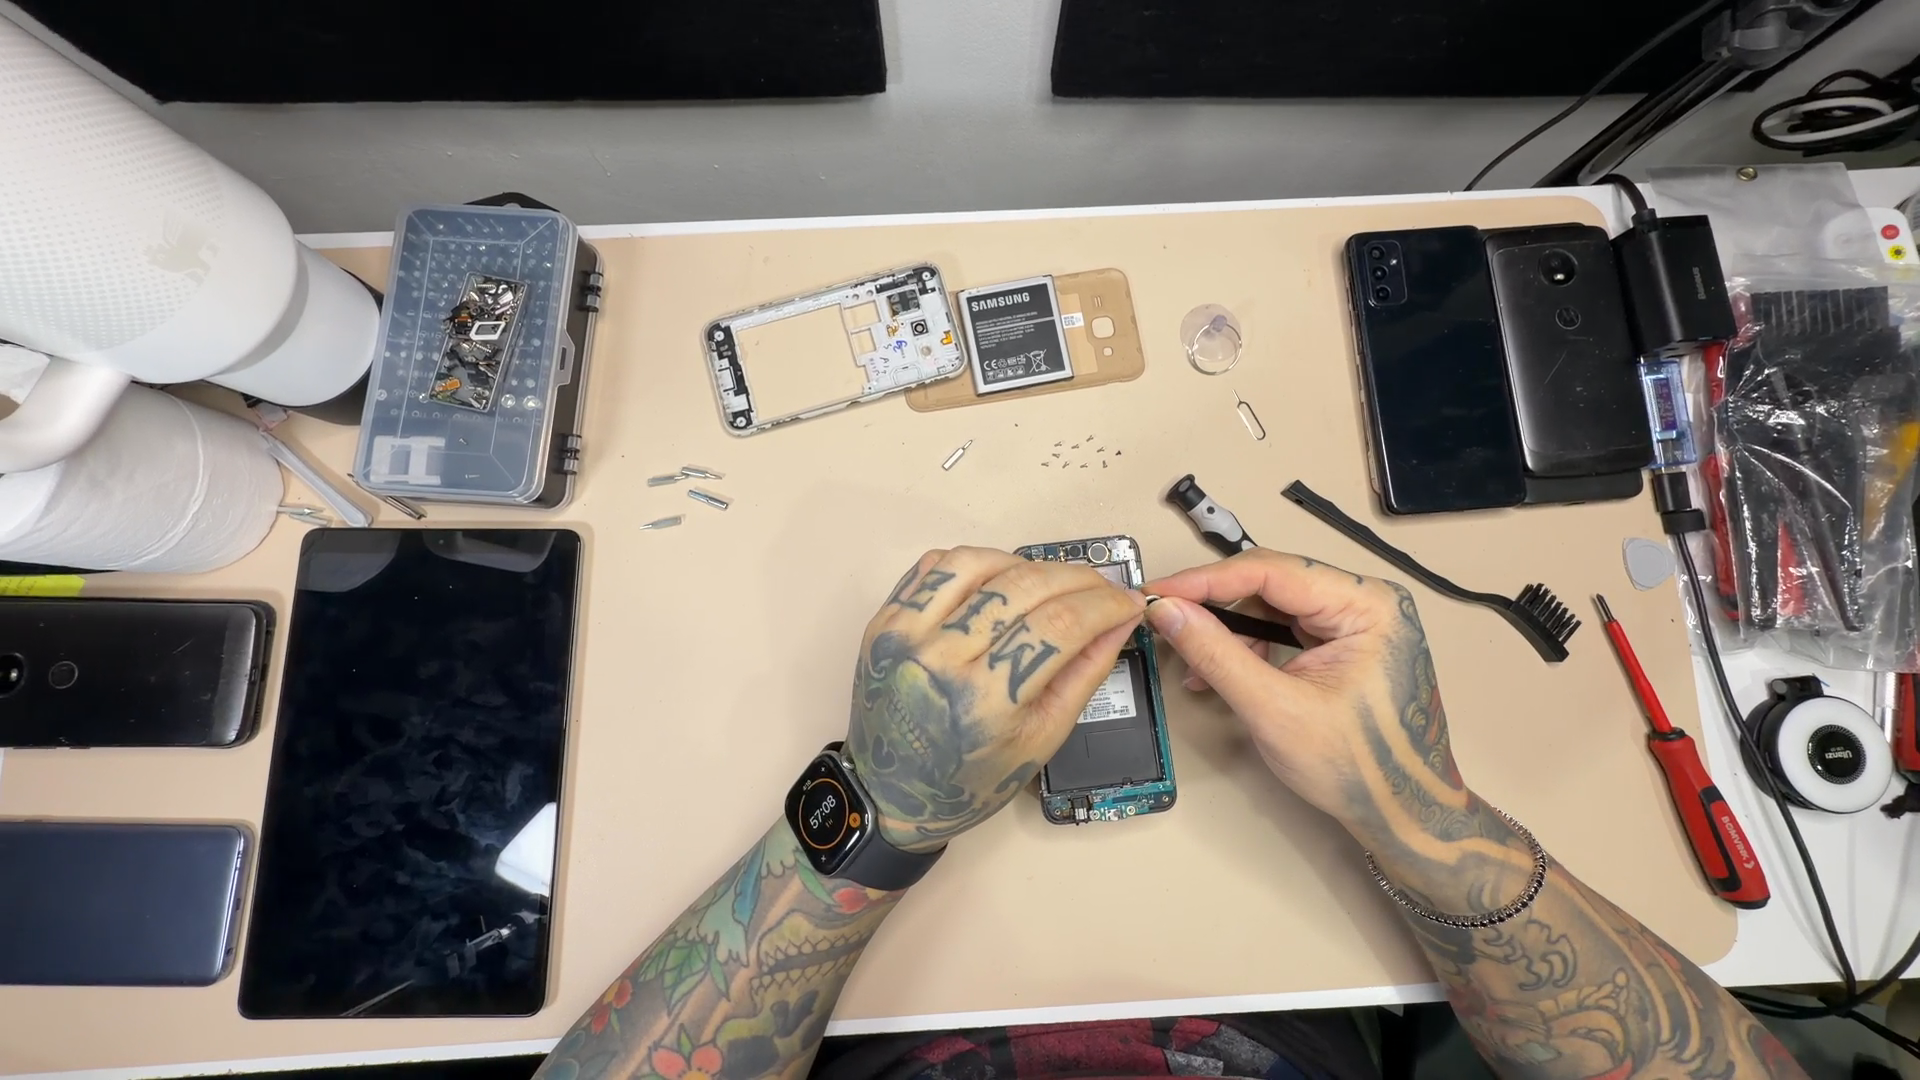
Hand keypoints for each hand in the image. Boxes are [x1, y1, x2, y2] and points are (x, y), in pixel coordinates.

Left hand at [847, 547, 1145, 852]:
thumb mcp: (1044, 738)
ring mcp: (906, 632)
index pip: (1060, 626)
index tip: (1128, 600)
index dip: (1104, 605)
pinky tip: (1000, 579)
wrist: (893, 791)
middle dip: (1077, 578)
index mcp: (985, 701)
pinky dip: (978, 562)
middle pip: (1024, 585)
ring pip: (979, 561)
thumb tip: (1121, 618)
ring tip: (1050, 583)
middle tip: (1101, 587)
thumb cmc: (973, 778)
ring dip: (1026, 563)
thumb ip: (1086, 672)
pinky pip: (937, 564)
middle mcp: (940, 657)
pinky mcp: (886, 618)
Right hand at [1143, 550, 1472, 853]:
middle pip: (1268, 582)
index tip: (1158, 592)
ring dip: (1227, 631)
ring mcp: (1354, 621)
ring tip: (1198, 667)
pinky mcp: (1341, 640)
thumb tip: (1167, 612)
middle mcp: (1365, 601)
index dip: (1204, 580)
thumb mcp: (1274, 709)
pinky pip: (1280, 625)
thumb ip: (1216, 654)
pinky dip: (1246, 645)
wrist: (1404, 815)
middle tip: (1165, 617)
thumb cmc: (1361, 768)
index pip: (1269, 571)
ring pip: (1268, 603)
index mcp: (1367, 606)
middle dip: (1213, 605)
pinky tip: (1222, 671)